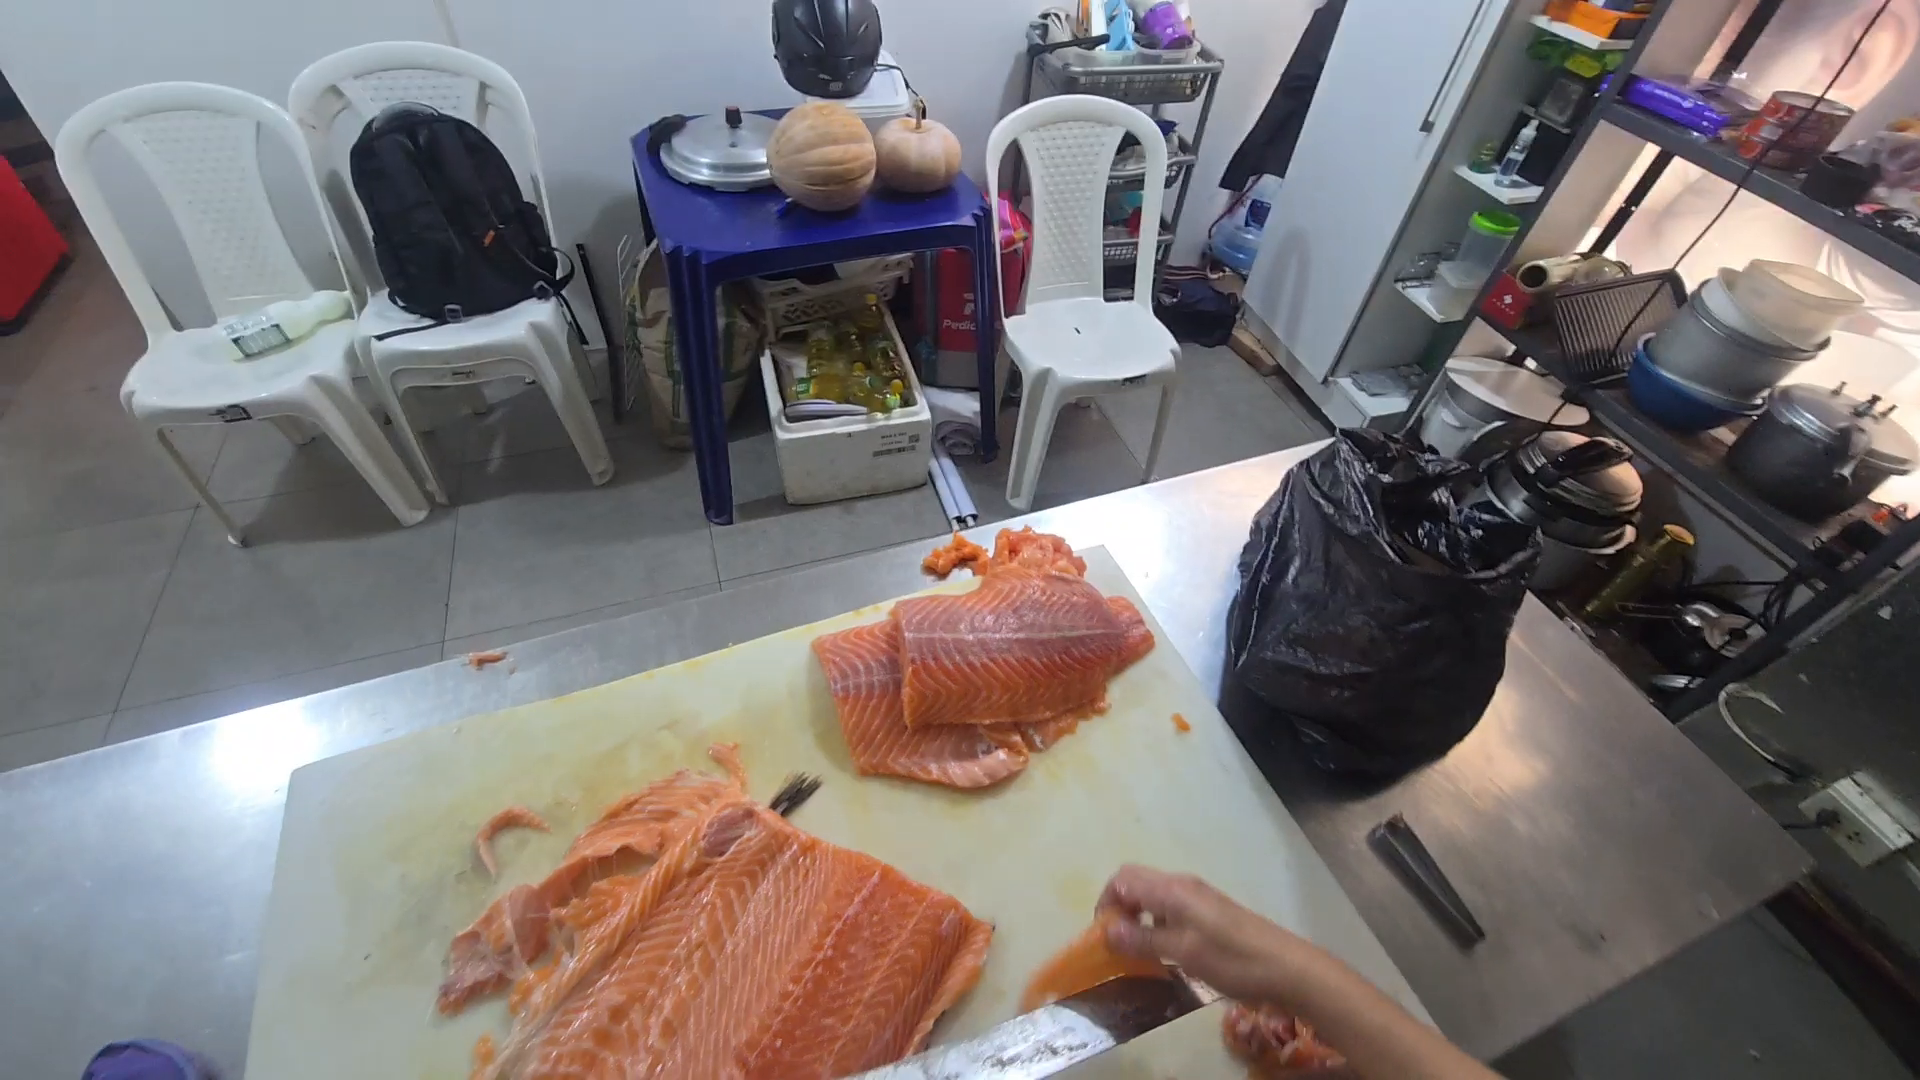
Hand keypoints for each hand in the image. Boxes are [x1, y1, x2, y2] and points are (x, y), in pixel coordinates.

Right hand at [1096, 865, 1324, 1007]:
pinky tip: (1164, 951)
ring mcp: (1196, 895)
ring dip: (1137, 916)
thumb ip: (1144, 940)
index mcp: (1171, 889)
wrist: (1287, 967)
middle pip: (1135, 881)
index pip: (1123, 878)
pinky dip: (1156, 922)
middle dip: (1119, 907)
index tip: (1103, 935)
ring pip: (1152, 895)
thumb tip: (1107, 931)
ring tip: (1136, 951)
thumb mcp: (1184, 953)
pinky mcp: (1208, 910)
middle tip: (1116, 942)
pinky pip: (1169, 906)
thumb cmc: (1232, 959)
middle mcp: (1180, 884)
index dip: (1106, 902)